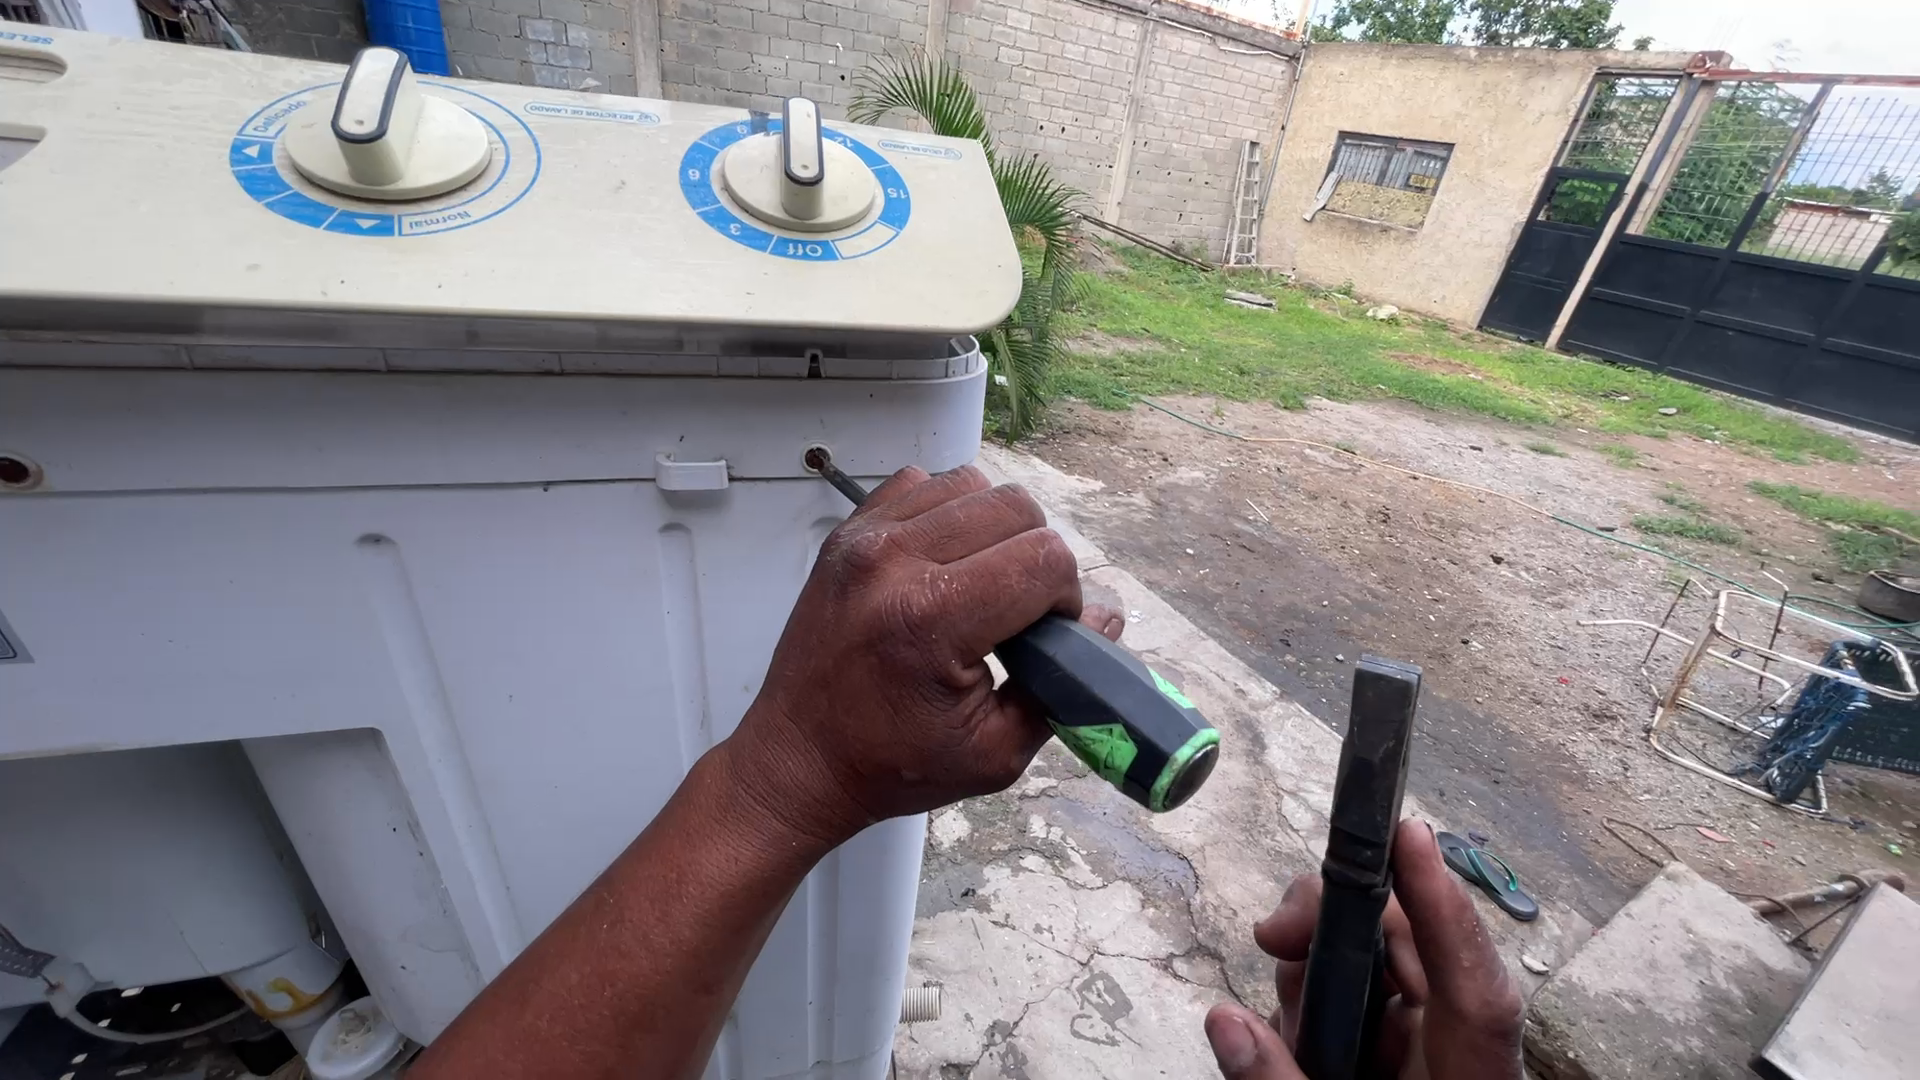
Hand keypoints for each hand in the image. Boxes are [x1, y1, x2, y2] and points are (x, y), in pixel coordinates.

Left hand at [726, 465, 1122, 845]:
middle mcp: (895, 559)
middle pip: (1016, 507)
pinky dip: (948, 512)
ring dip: (994, 528)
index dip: (1064, 596)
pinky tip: (941, 559)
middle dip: (1037, 557)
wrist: (799, 758)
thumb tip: (1108, 615)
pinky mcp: (847, 532)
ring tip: (980, 579)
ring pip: (973, 484)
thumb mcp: (995, 752)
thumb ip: (1063, 683)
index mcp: (933, 617)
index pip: (1044, 558)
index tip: (1044, 631)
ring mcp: (864, 536)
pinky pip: (922, 484)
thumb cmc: (892, 763)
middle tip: (1017, 608)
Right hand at [1204, 820, 1523, 1079]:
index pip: (1474, 992)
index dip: (1445, 908)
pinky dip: (1313, 978)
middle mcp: (1452, 1046)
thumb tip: (1223, 1018)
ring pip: (1373, 948)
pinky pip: (1355, 977)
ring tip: (1281, 997)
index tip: (1408, 833)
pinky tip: (1294, 1014)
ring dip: (1314, 954)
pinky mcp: (1395, 1033)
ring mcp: (1424, 1036)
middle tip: (1271, 937)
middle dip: (1333, 918)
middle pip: (1407, 942)